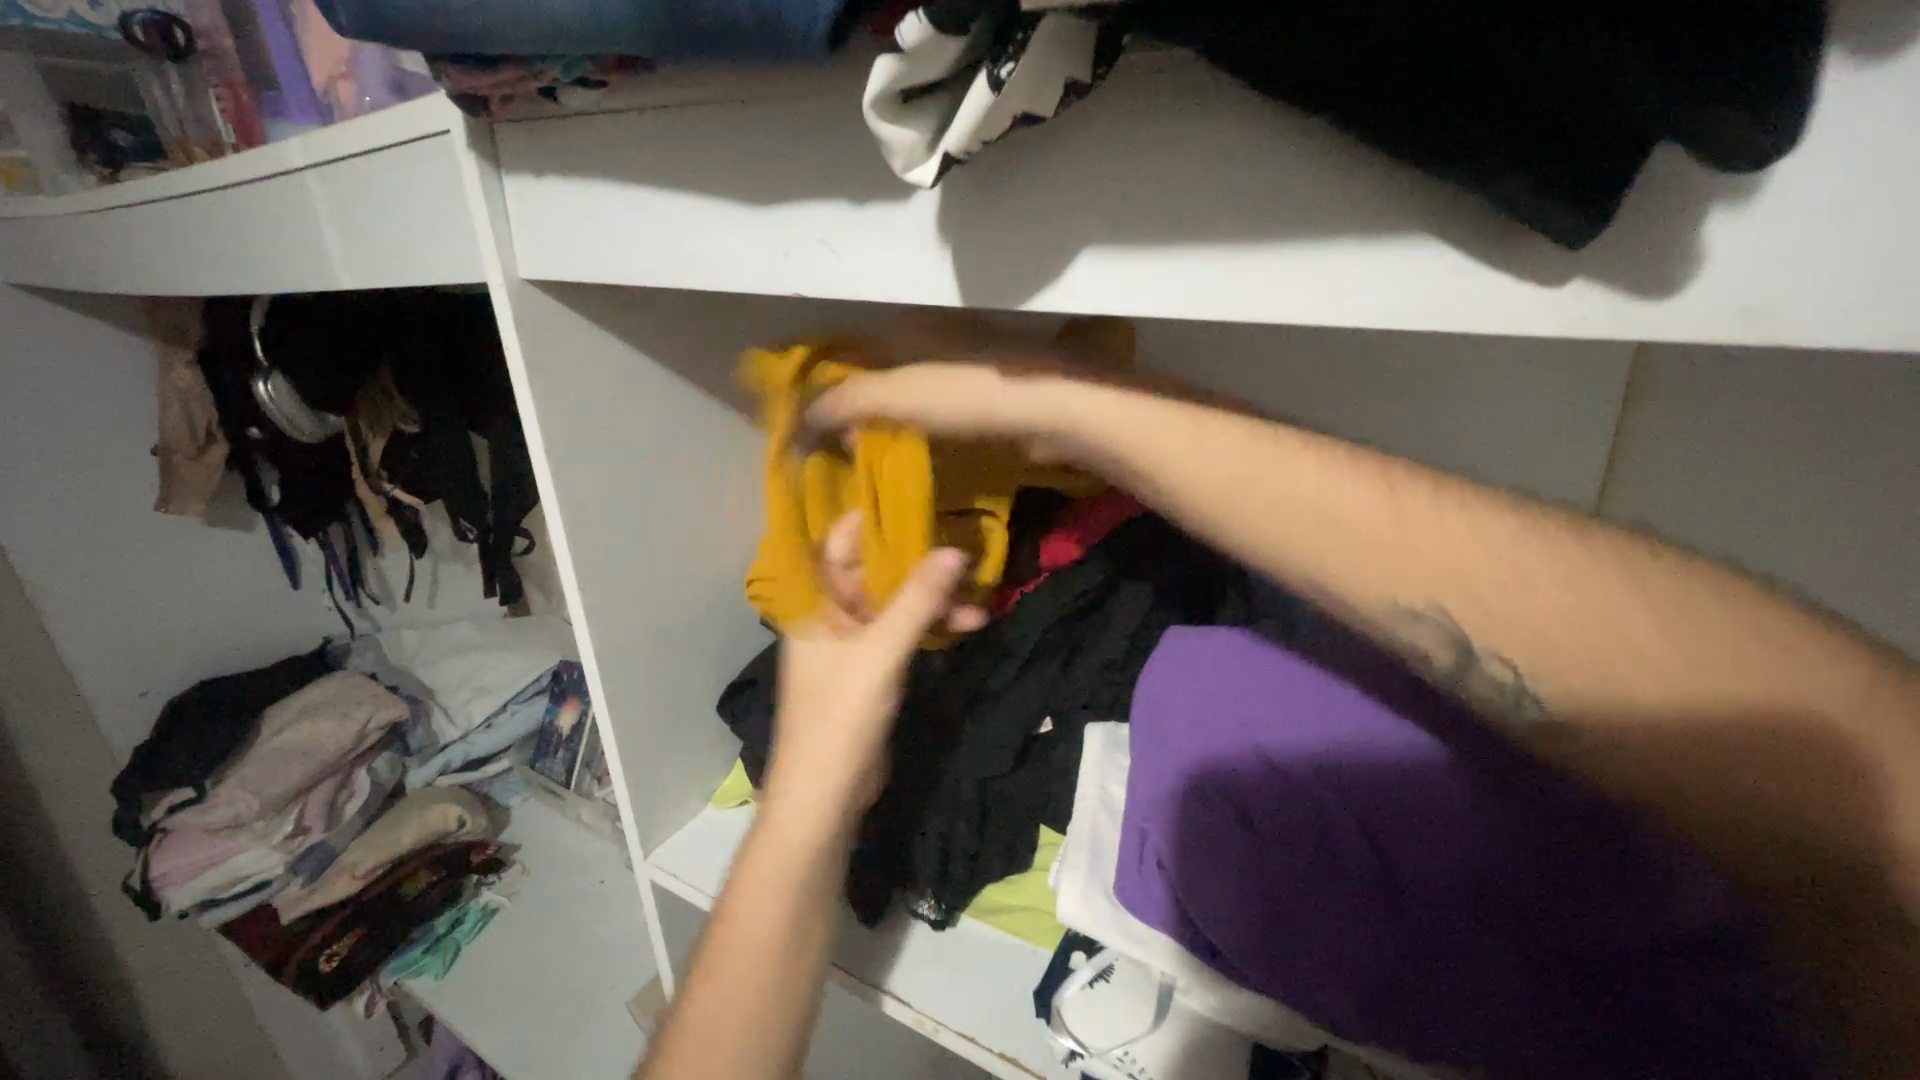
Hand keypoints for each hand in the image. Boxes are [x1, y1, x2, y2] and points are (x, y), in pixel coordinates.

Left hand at [763, 525, 972, 832]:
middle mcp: (831, 615)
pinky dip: (932, 626)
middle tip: (965, 546)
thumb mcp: (879, 653)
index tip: (920, 497)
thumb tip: (955, 549)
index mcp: (815, 603)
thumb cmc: (839, 717)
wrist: (825, 796)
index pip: (840, 543)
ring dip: (933, 598)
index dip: (875, 518)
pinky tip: (968, 623)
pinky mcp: (873, 669)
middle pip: (875, 571)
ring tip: (977, 597)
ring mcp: (853, 643)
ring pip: (896, 603)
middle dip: (919, 561)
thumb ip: (916, 601)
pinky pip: (904, 633)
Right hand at [804, 317, 1219, 462]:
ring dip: (883, 426)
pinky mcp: (984, 397)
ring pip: (904, 397)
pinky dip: (915, 434)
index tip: (802, 425)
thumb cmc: (969, 394)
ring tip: (863, 461)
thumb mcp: (897, 394)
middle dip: (850, 411)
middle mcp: (929, 339)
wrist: (1055, 407)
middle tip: (831, 450)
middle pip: (874, 375)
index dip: (821, 387)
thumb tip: (802, 419)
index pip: (846, 353)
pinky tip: (909, 457)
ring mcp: (960, 367)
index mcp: (904, 329)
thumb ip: (846, 402)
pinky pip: (934, 416)